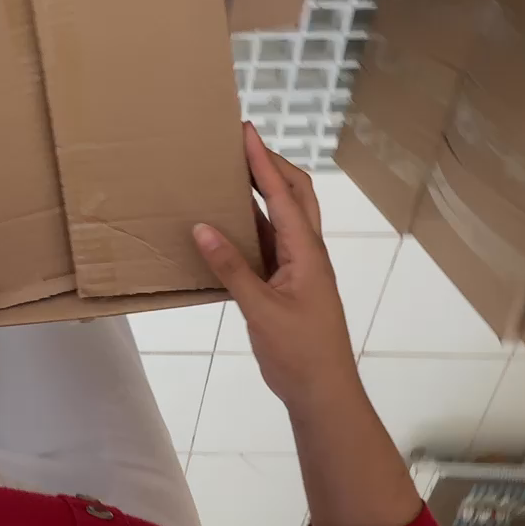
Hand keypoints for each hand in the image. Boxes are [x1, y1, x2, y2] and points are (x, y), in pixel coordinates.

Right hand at [192, 122, 360, 409]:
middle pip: (295, 194)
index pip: (282, 195)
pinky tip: (228, 219)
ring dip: (264, 188)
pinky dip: (252, 219)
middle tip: (242, 142)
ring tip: (233, 169)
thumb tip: (201, 227)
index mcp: (306, 252)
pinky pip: (269, 238)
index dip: (264, 161)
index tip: (245, 132)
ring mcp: (298, 266)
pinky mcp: (286, 281)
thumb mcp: (261, 310)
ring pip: (283, 214)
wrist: (323, 393)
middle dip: (271, 163)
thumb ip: (232, 268)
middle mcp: (306, 251)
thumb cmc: (298, 352)